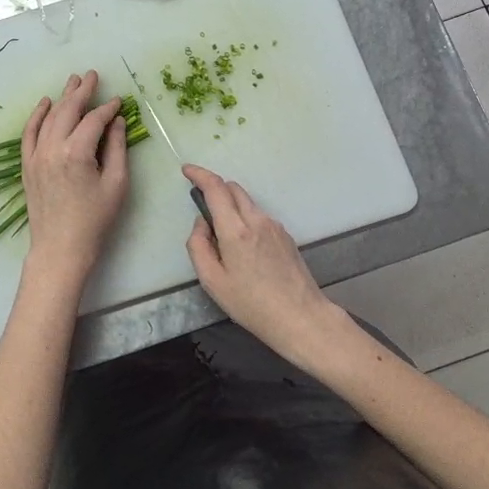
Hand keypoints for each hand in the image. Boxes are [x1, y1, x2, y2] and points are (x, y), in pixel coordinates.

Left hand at [19, 71, 129, 291]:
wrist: (60, 248)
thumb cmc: (94, 220)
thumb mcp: (116, 184)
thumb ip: (116, 148)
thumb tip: (117, 122)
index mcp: (77, 152)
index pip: (94, 120)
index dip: (107, 108)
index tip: (118, 101)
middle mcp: (52, 148)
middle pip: (68, 111)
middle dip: (81, 92)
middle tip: (92, 76)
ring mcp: (35, 156)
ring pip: (48, 118)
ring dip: (61, 98)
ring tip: (73, 83)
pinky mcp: (26, 165)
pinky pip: (29, 133)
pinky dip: (37, 116)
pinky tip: (45, 103)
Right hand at [183, 164, 345, 363]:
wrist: (301, 318)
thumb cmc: (252, 304)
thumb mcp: (212, 281)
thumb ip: (198, 246)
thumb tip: (201, 224)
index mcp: (236, 230)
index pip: (216, 188)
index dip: (199, 174)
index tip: (187, 170)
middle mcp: (257, 220)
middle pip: (233, 189)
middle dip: (215, 190)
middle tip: (203, 211)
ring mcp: (275, 226)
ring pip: (247, 203)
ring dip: (231, 207)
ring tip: (225, 241)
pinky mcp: (286, 236)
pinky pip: (259, 217)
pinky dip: (246, 220)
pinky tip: (245, 250)